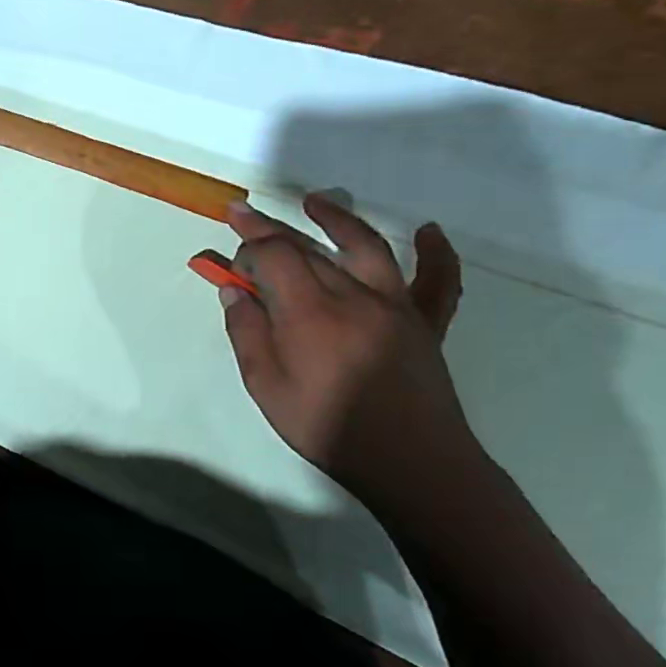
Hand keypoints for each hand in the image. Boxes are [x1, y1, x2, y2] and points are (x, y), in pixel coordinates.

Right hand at [214, 194, 474, 506]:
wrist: (410, 464)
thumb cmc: (327, 427)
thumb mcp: (267, 386)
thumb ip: (246, 333)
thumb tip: (233, 291)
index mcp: (309, 311)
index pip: (273, 256)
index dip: (247, 247)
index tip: (228, 252)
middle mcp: (353, 296)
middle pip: (308, 248)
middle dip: (270, 229)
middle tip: (244, 214)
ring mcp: (394, 306)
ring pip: (366, 247)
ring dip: (338, 219)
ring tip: (315, 201)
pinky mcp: (424, 323)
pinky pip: (437, 283)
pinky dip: (436, 255)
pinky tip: (429, 230)